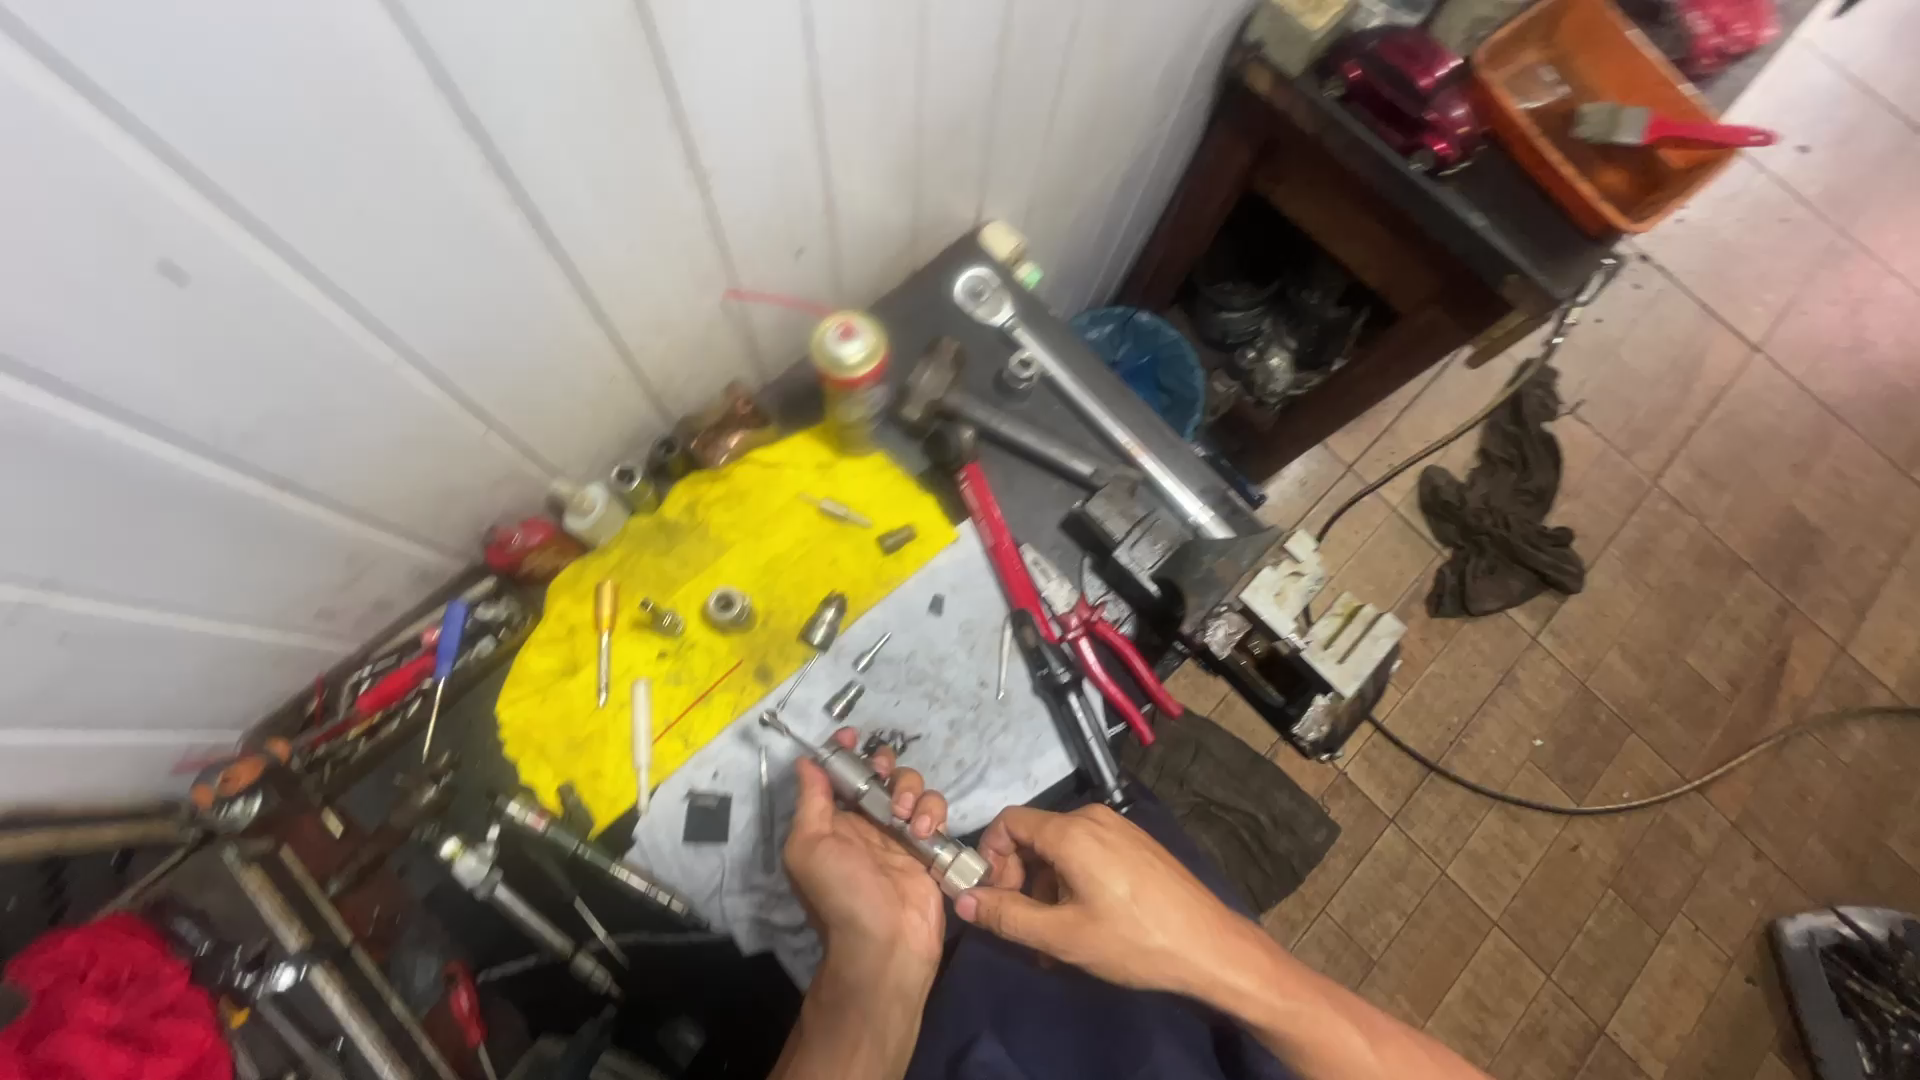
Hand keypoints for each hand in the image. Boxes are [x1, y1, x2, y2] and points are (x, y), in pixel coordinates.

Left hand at [783, 728, 950, 987]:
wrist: (884, 945)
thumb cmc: (840, 894)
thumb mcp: (809, 847)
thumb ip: (811, 801)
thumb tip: (805, 761)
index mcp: (835, 821)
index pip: (841, 774)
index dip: (846, 750)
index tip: (852, 735)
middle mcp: (867, 822)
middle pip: (882, 771)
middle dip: (885, 764)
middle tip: (883, 774)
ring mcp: (900, 833)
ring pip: (912, 786)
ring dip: (909, 791)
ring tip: (903, 819)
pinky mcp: (929, 846)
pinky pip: (935, 811)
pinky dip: (931, 813)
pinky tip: (922, 834)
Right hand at [953, 804, 1251, 998]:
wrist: (1211, 947)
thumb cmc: (1132, 940)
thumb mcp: (1062, 937)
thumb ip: (1007, 915)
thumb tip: (961, 899)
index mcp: (1070, 831)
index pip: (1008, 822)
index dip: (991, 857)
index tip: (996, 897)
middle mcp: (1091, 817)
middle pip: (1034, 834)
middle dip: (1019, 876)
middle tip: (1025, 923)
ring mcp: (1117, 827)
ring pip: (1060, 847)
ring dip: (1046, 884)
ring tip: (1056, 934)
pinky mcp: (1135, 842)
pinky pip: (1087, 850)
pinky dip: (1072, 879)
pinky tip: (1085, 920)